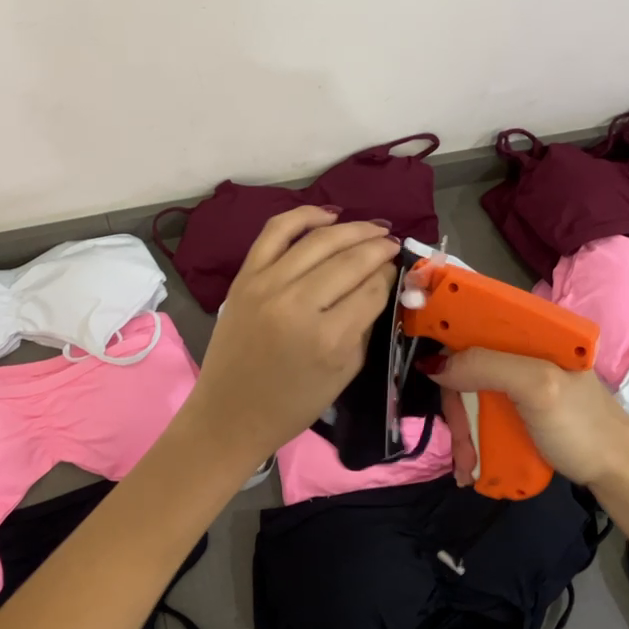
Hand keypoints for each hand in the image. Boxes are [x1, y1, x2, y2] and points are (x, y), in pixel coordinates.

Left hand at [184, 205, 402, 463]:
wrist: (229, 413)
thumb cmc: (292, 404)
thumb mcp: (345, 373)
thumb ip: (365, 325)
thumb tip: (381, 283)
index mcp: (327, 338)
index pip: (371, 290)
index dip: (390, 276)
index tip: (398, 269)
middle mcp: (297, 304)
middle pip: (350, 260)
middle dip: (378, 248)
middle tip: (394, 242)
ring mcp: (266, 285)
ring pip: (319, 240)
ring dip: (353, 229)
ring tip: (374, 228)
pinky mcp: (244, 276)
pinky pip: (275, 231)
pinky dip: (304, 215)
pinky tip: (330, 215)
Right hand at [426, 349, 628, 486]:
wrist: (618, 475)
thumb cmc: (583, 426)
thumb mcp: (537, 387)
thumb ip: (486, 366)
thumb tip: (432, 364)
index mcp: (530, 332)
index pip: (474, 317)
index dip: (442, 332)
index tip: (420, 362)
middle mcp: (521, 351)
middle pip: (464, 363)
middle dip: (455, 406)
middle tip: (461, 444)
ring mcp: (518, 382)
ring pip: (468, 393)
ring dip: (462, 431)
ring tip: (467, 465)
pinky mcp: (517, 409)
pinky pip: (480, 415)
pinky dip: (471, 439)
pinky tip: (471, 465)